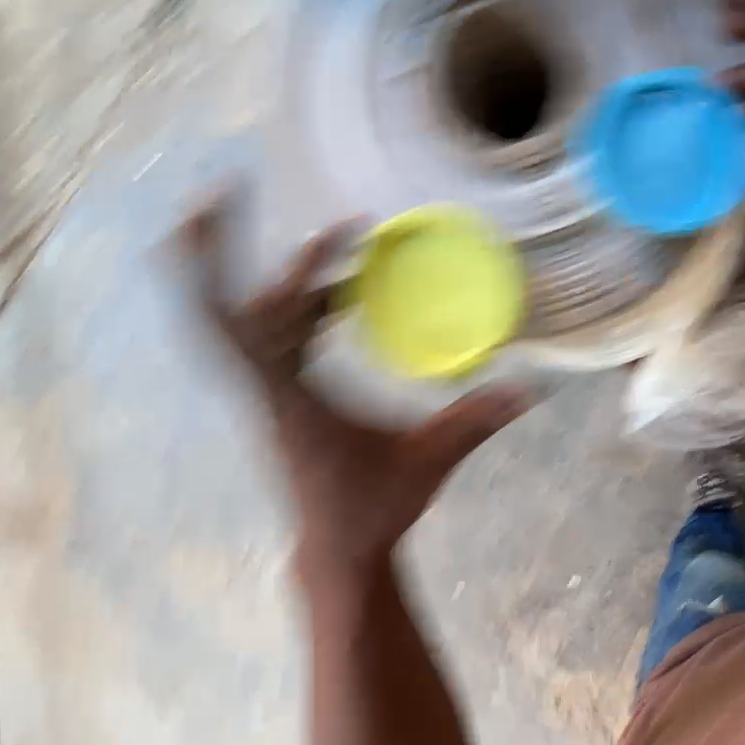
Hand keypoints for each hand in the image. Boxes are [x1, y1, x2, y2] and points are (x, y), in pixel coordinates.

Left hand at [175, 192, 527, 585]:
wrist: (336, 551)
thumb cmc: (377, 507)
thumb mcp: (433, 460)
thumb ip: (479, 420)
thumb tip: (535, 388)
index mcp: (301, 403)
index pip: (281, 328)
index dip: (302, 273)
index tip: (344, 231)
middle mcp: (271, 392)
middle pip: (220, 316)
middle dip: (209, 255)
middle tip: (217, 193)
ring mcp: (268, 394)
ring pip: (235, 323)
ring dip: (235, 271)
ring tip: (239, 216)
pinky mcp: (279, 397)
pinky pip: (266, 338)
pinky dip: (286, 303)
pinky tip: (328, 291)